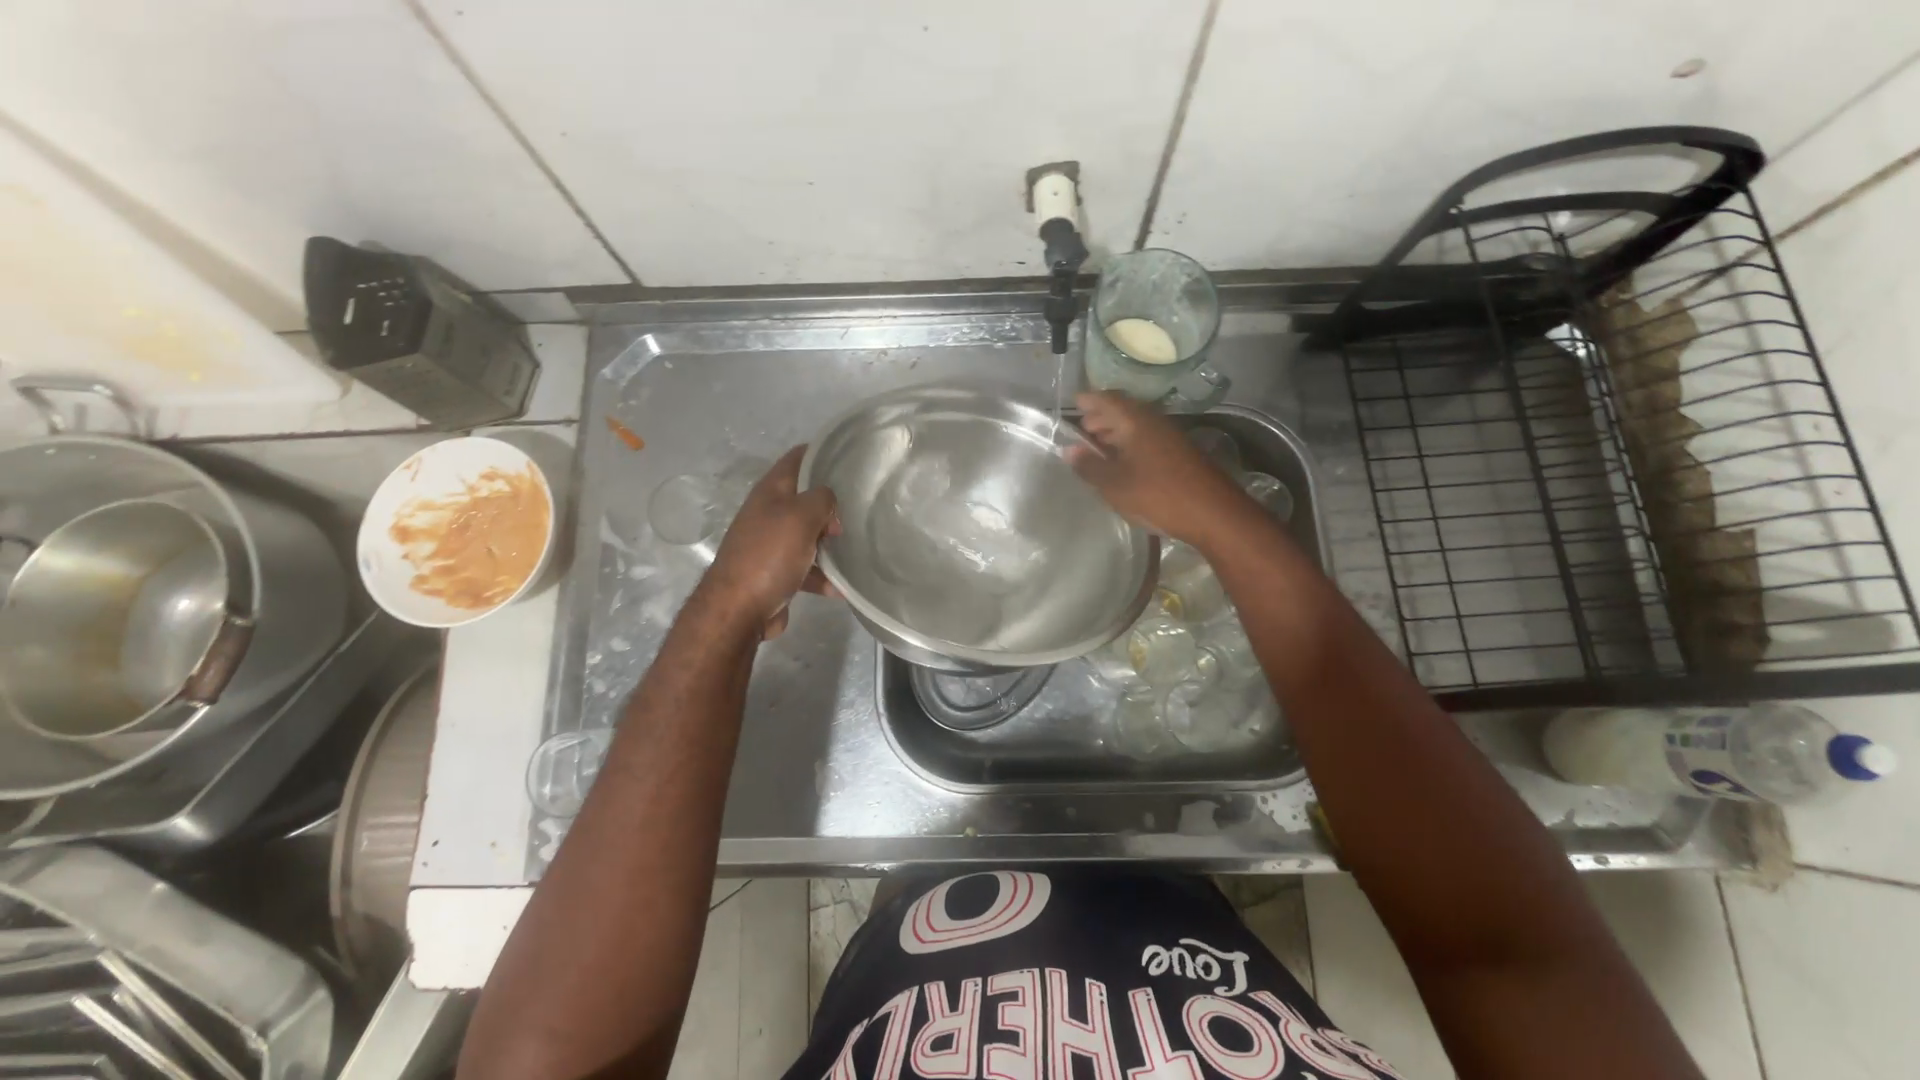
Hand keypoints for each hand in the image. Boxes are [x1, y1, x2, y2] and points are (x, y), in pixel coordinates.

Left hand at [702, 446, 838, 639]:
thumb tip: (829, 503)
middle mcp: (768, 513)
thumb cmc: (770, 554)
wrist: (739, 609)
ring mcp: (770, 544)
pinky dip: (822, 577)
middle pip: (805, 499)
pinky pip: (805, 569)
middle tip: (858, 512)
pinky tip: (840, 588)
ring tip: (854, 550)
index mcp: (770, 492)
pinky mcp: (775, 574)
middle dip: (831, 505)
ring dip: (829, 543)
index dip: (821, 453)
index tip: (850, 458)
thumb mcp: (801, 516)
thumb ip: (822, 499)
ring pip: (807, 535)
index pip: (797, 459)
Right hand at [1065, 391, 1248, 547]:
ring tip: (1098, 447)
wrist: (1213, 513)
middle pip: (1123, 411)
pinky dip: (1131, 444)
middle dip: (1101, 417)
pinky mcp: (1180, 454)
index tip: (1074, 403)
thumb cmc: (1158, 495)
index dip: (1089, 400)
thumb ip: (1090, 466)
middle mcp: (1154, 422)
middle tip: (1082, 429)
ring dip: (1116, 432)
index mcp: (1136, 422)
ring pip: (1137, 427)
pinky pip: (1148, 440)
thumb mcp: (1115, 485)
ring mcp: (1170, 437)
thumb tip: (1069, 450)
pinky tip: (1124, 463)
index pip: (1108, 400)